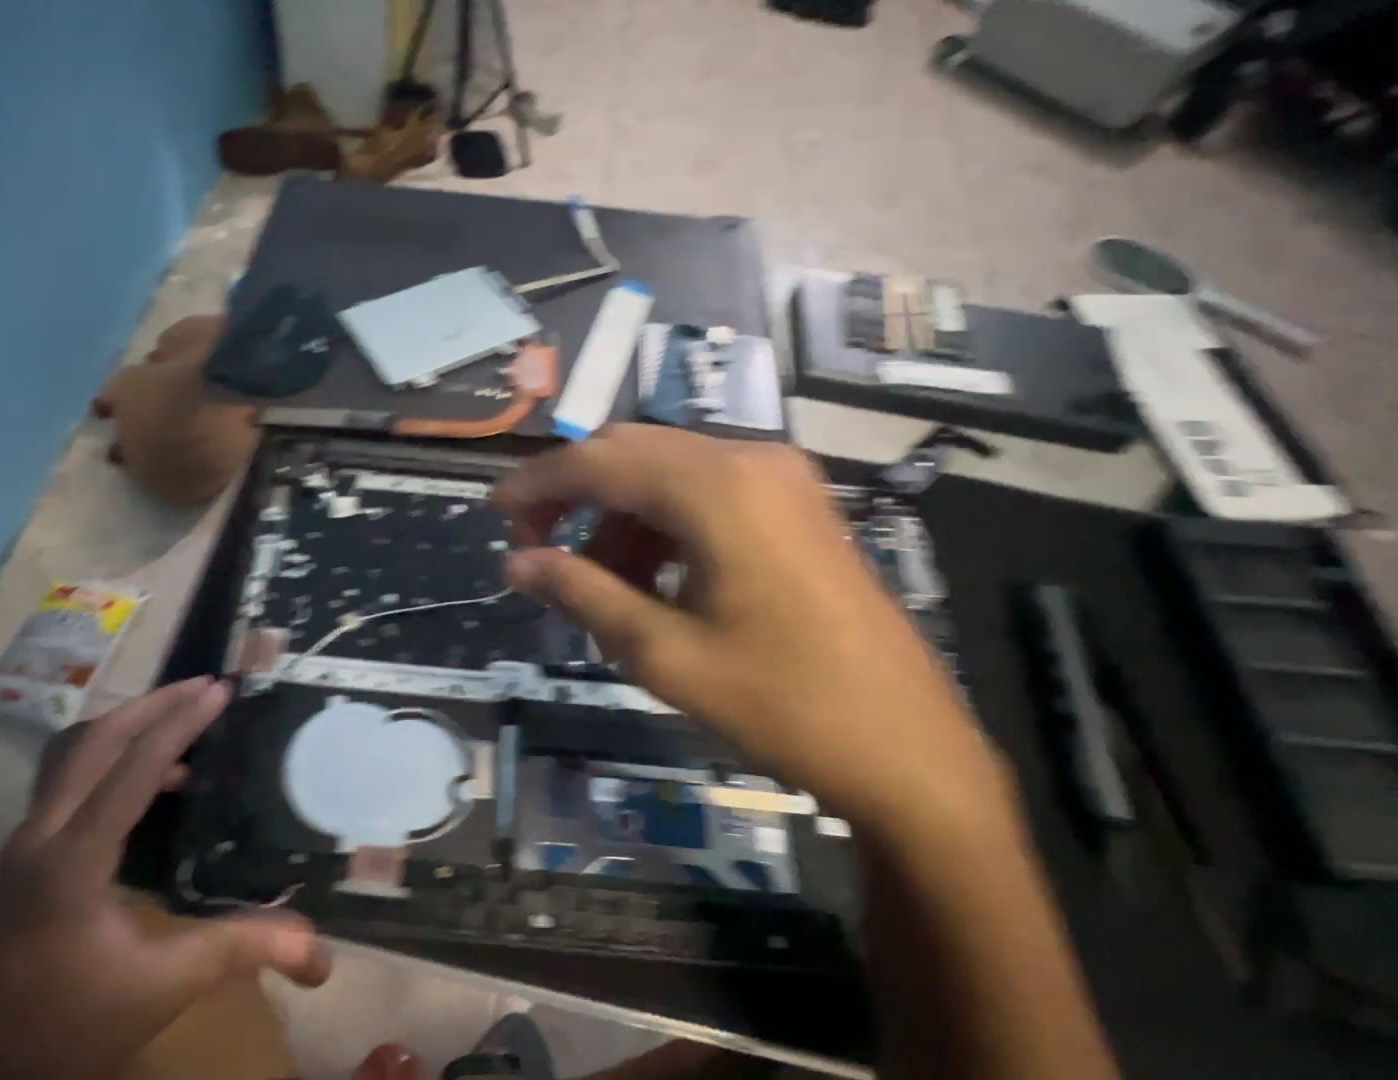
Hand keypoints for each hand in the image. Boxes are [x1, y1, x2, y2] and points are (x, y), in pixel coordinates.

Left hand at [0, 677, 330, 1079]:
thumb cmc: (75, 1023)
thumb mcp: (167, 983)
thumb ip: (243, 949)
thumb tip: (322, 951)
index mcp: (71, 860)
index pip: (130, 768)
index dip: (179, 724)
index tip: (220, 690)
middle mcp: (38, 837)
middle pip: (90, 742)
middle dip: (149, 706)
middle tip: (204, 687)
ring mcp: (22, 844)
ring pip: (69, 756)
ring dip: (124, 728)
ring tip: (181, 723)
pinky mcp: (23, 857)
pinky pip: (65, 781)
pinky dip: (108, 760)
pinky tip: (152, 786)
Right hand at [492, 425, 1002, 833]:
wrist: (906, 749)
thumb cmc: (780, 704)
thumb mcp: (664, 654)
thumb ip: (582, 594)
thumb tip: (516, 563)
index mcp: (717, 489)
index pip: (600, 461)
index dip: (538, 485)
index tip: (495, 517)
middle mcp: (751, 460)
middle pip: (634, 452)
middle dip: (575, 494)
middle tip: (534, 551)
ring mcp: (783, 479)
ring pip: (670, 471)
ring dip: (620, 515)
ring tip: (597, 585)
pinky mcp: (799, 505)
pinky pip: (708, 492)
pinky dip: (664, 523)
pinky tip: (652, 579)